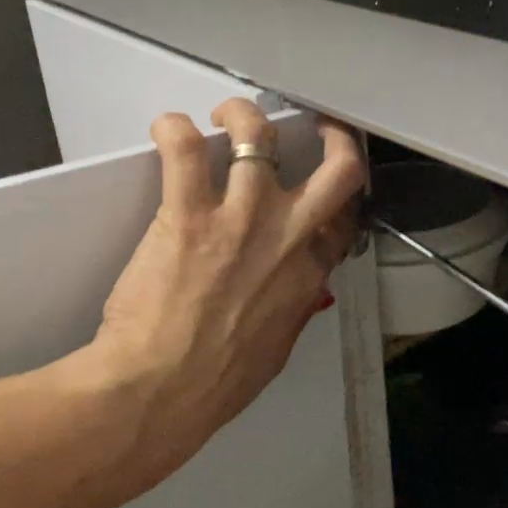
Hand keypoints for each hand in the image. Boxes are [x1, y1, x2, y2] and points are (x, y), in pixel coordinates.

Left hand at [89, 100, 366, 466]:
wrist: (160, 392)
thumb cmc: (217, 382)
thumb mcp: (278, 347)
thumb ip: (294, 307)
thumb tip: (298, 292)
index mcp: (311, 270)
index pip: (347, 214)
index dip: (343, 190)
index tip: (328, 179)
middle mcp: (288, 235)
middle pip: (339, 166)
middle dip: (334, 134)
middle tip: (315, 124)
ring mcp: (241, 219)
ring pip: (259, 136)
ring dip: (244, 115)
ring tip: (227, 115)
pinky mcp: (187, 214)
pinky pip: (184, 148)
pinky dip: (175, 128)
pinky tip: (169, 128)